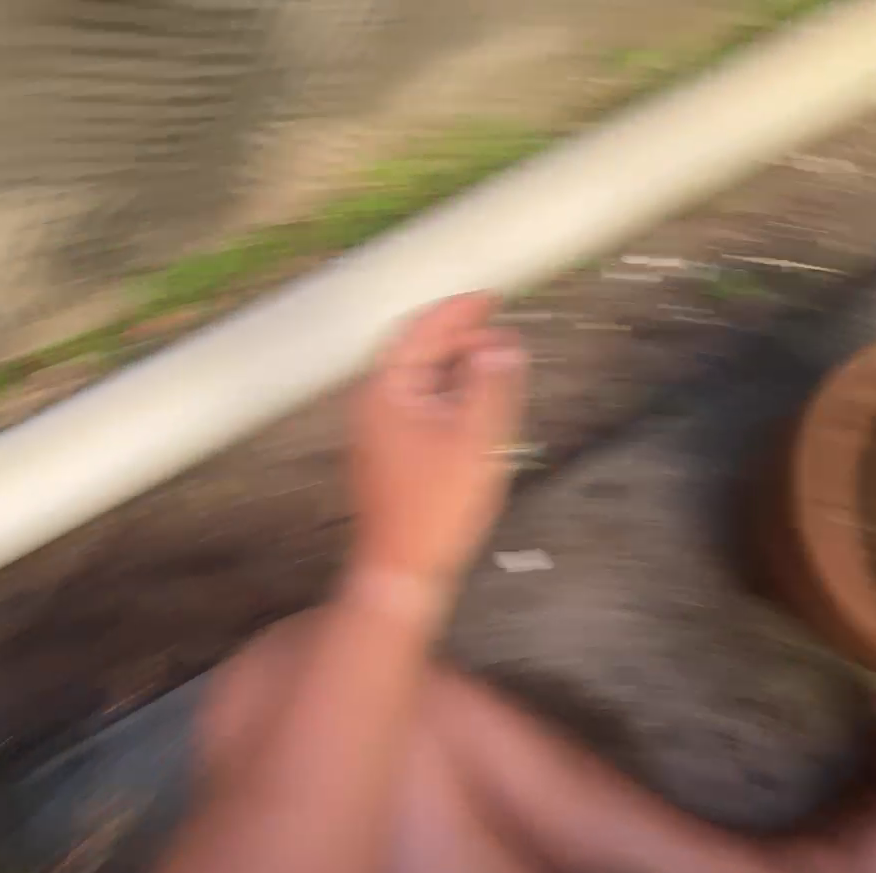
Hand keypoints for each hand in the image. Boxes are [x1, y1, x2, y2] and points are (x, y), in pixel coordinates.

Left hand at [349, 293, 528, 585]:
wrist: (403, 570)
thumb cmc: (432, 512)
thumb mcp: (476, 440)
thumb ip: (491, 385)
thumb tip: (501, 347)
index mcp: (387, 392)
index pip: (422, 330)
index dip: (460, 310)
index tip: (490, 299)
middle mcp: (374, 406)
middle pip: (419, 354)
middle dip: (462, 341)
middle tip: (499, 338)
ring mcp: (378, 433)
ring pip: (422, 384)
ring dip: (458, 372)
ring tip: (494, 374)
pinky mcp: (389, 455)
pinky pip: (421, 409)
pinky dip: (450, 400)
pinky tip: (474, 414)